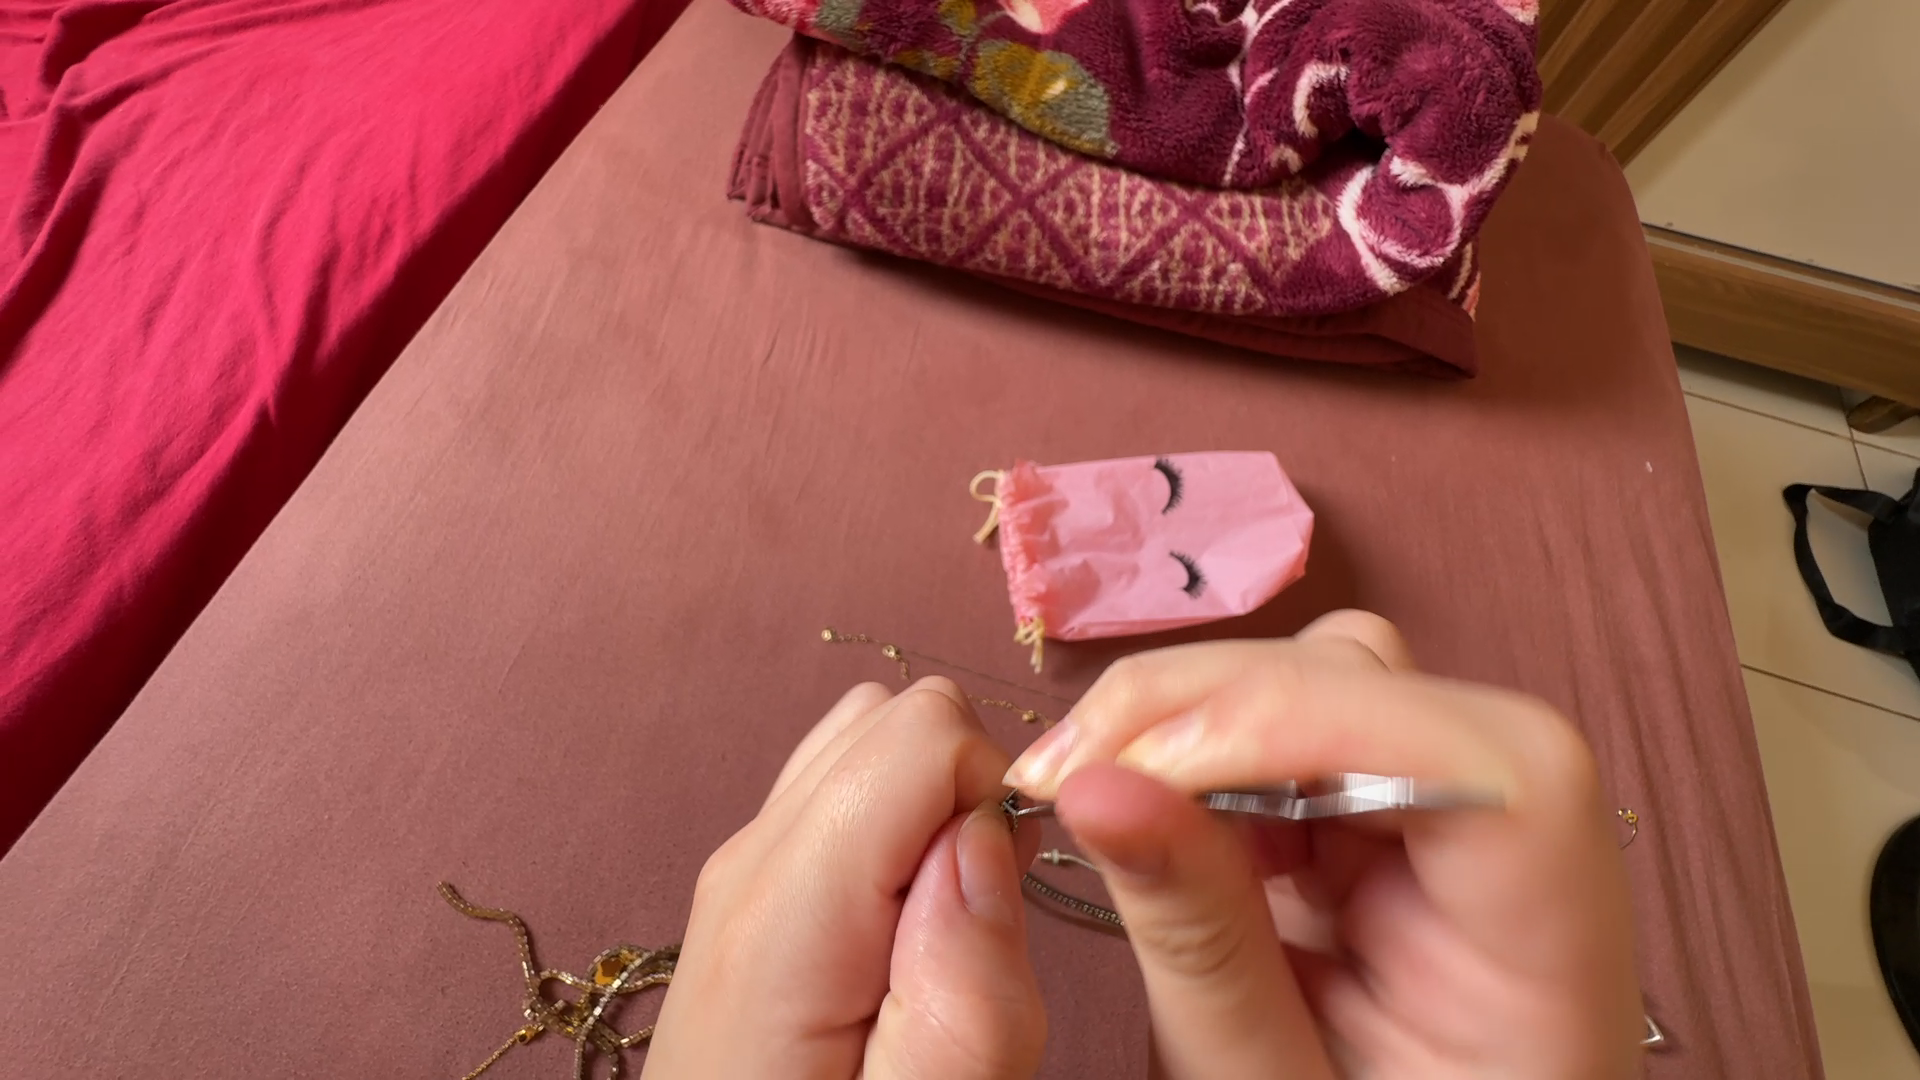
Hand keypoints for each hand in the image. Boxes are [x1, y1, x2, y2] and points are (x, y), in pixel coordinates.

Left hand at [645, 678, 1045, 1078]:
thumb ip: (967, 984)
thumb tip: (984, 832)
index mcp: (785, 907)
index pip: (920, 734)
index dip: (990, 793)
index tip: (1004, 885)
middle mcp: (754, 851)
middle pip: (897, 714)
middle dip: (968, 786)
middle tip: (974, 903)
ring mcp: (749, 849)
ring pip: (873, 727)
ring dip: (937, 790)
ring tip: (940, 901)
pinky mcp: (762, 861)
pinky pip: (848, 768)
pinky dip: (903, 799)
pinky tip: (903, 892)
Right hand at [1005, 611, 1642, 1078]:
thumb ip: (1192, 937)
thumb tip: (1090, 785)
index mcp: (1545, 956)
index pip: (1493, 764)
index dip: (1312, 722)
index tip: (1146, 772)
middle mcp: (1500, 844)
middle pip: (1373, 684)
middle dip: (1198, 705)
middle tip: (1064, 768)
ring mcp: (1423, 802)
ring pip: (1314, 671)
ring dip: (1184, 711)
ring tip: (1096, 780)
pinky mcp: (1357, 791)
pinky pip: (1271, 710)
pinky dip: (1184, 735)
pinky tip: (1141, 797)